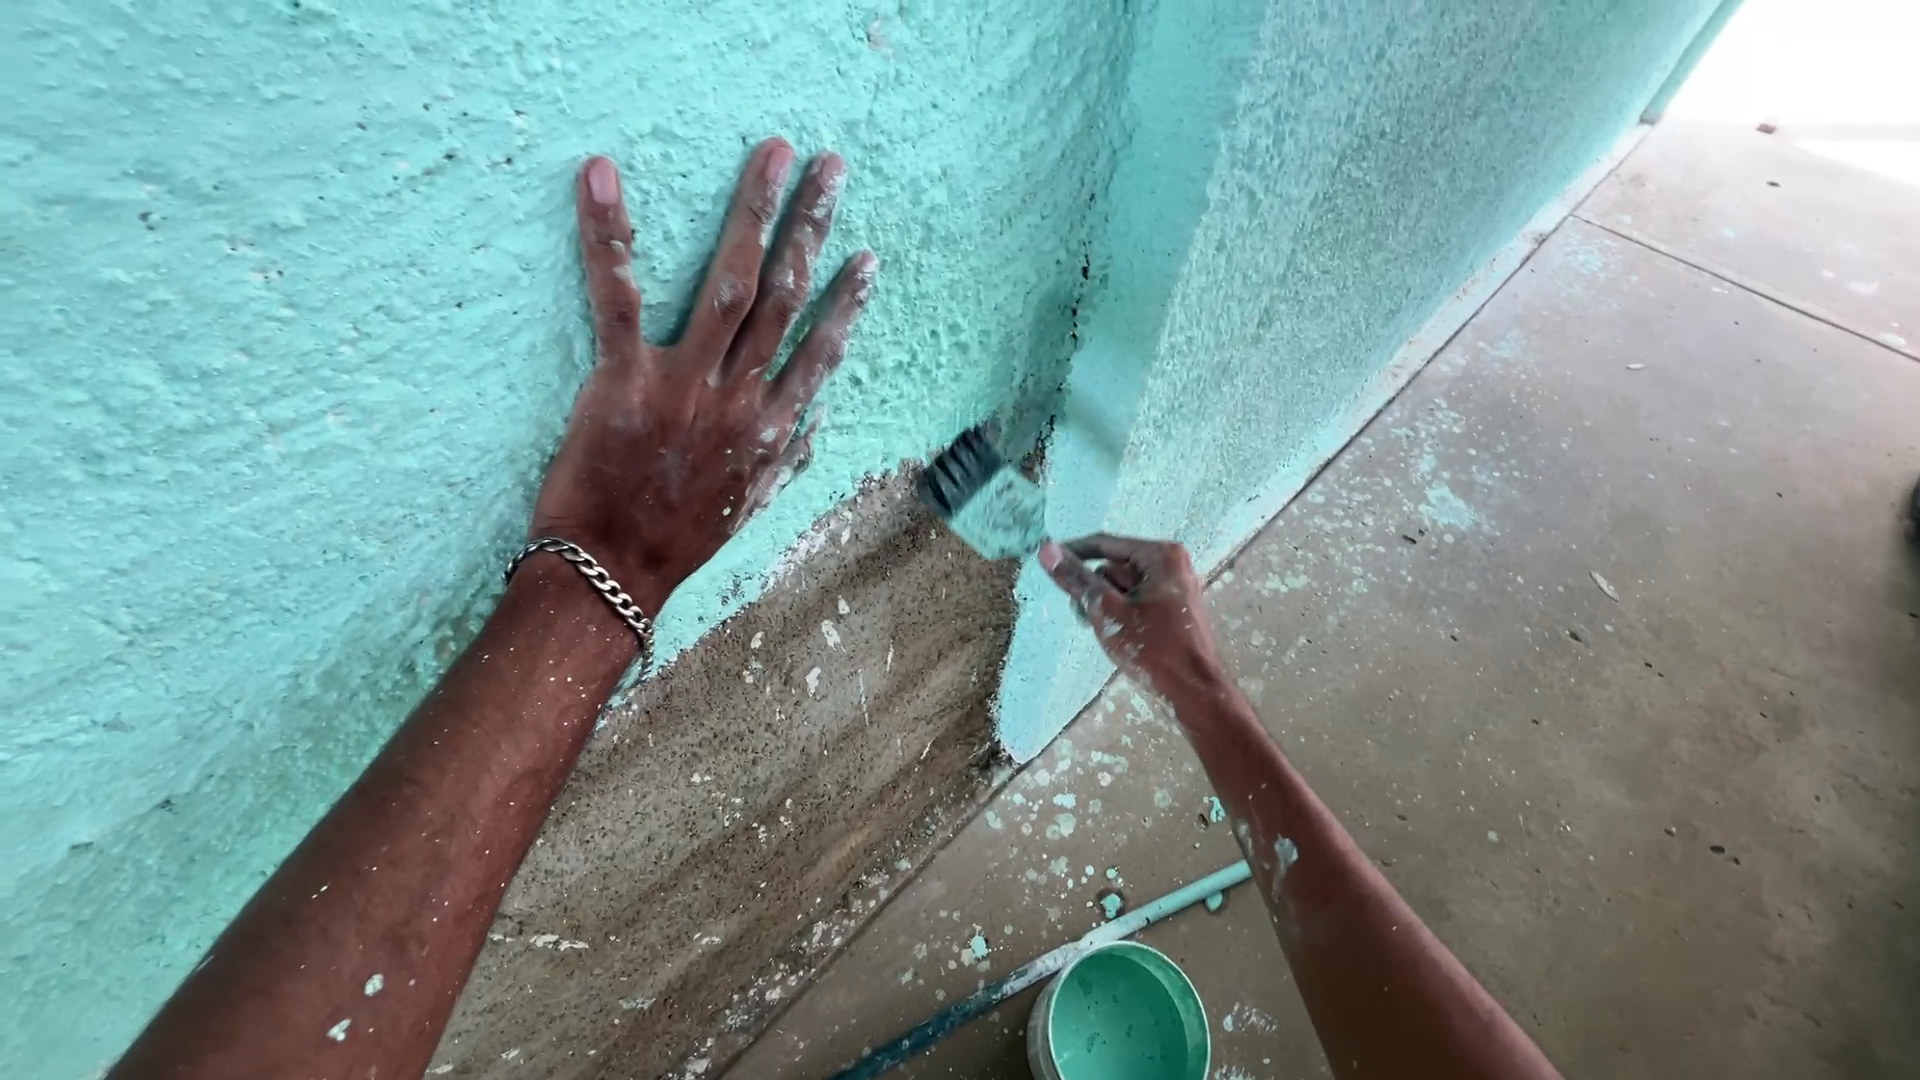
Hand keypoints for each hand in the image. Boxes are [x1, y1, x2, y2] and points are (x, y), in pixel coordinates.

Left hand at [531, 139, 876, 614]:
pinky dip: (611, 235)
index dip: (847, 302)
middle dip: (812, 228)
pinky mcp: (624, 382)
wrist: (615, 573)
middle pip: (787, 299)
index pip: (820, 352)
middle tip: (830, 169)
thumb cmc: (680, 541)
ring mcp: (687, 386)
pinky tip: (603, 175)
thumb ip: (786, 463)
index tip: (865, 258)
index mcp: (770, 429)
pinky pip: (619, 298)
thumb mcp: (749, 508)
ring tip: (774, 156)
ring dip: (756, 214)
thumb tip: (815, 426)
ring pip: (732, 284)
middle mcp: (741, 398)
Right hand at [1038, 534, 1227, 696]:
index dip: (1073, 553)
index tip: (1047, 563)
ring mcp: (1175, 585)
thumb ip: (1076, 579)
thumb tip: (1046, 549)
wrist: (1195, 691)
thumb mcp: (1107, 611)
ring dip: (1108, 606)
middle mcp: (1171, 563)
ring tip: (1111, 631)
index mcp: (1161, 555)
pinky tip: (1123, 635)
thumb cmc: (1153, 649)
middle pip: (1114, 567)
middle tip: (1093, 617)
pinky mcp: (1174, 606)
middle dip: (1098, 592)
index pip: (1105, 544)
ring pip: (1122, 586)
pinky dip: (1122, 613)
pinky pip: (1136, 599)